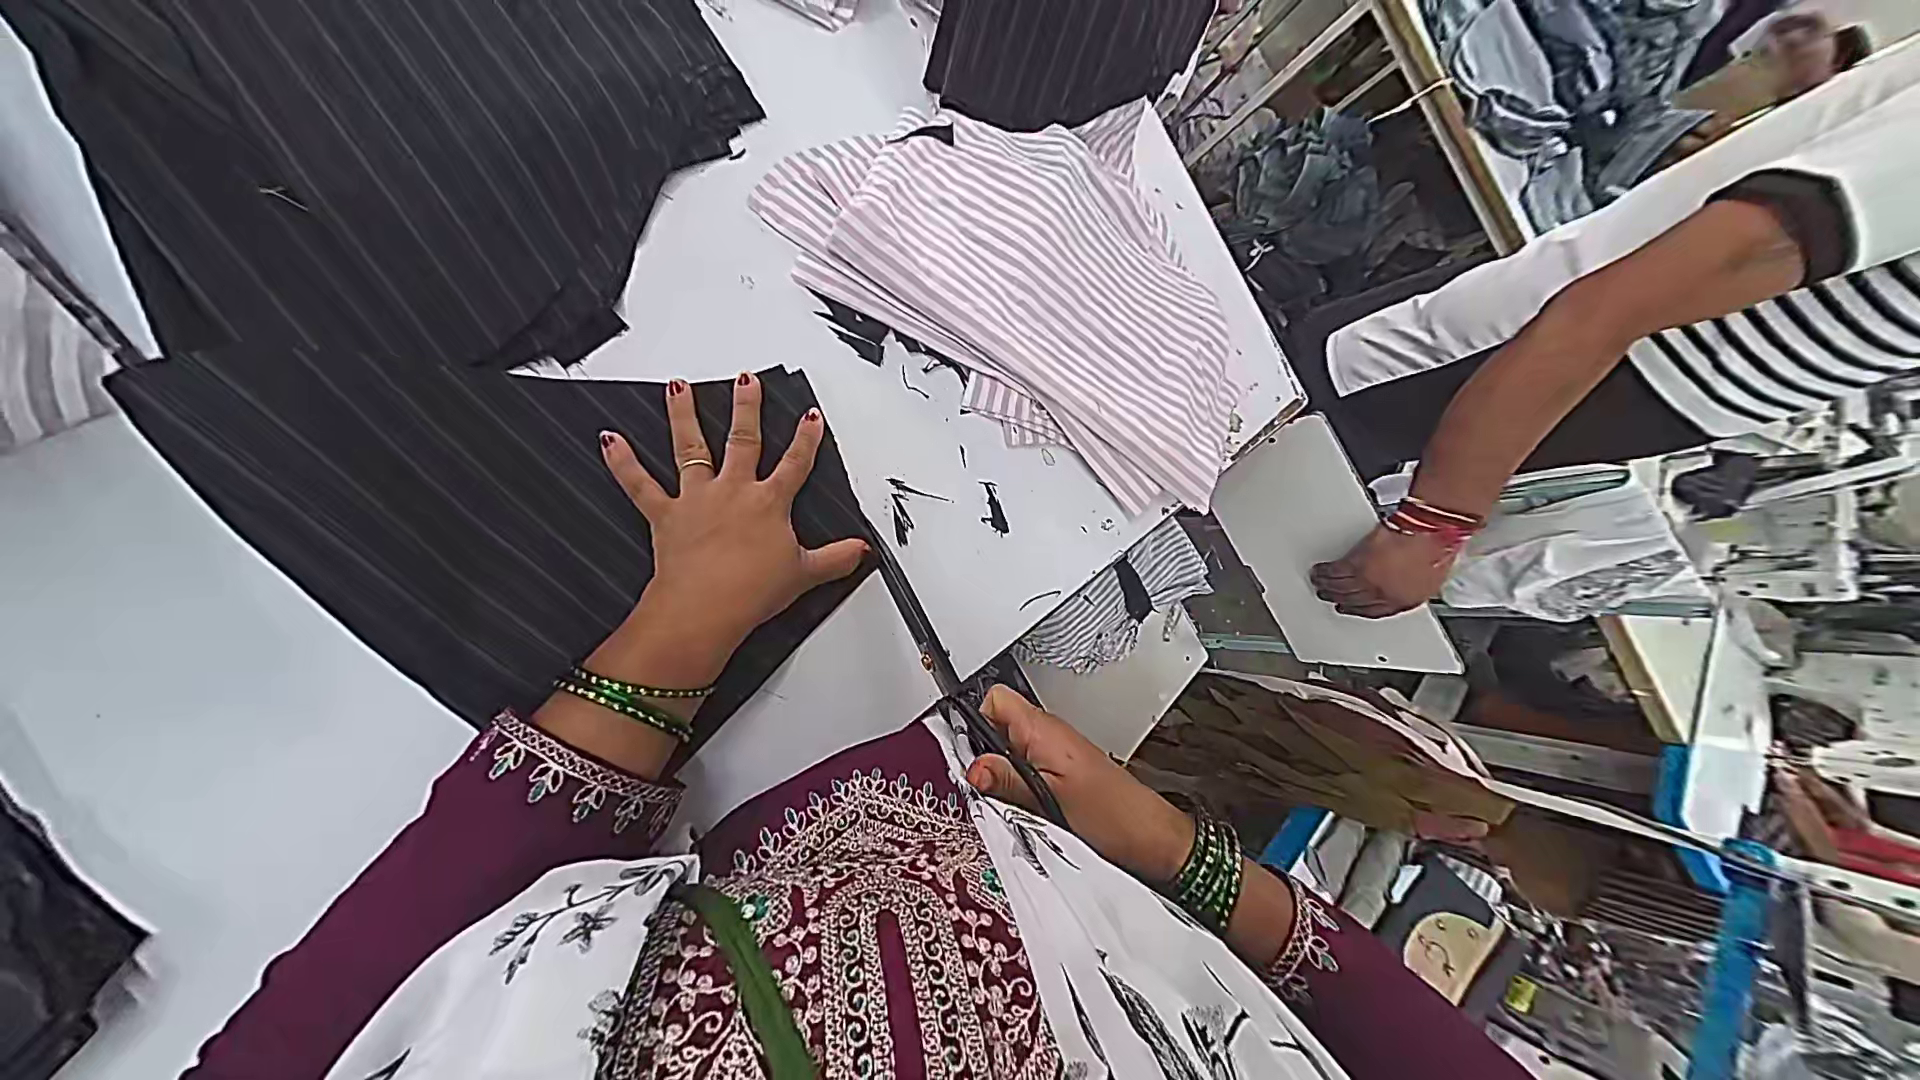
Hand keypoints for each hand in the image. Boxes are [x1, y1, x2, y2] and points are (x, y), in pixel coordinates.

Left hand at [598, 373, 868, 684]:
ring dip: (684, 414)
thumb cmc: (750, 590)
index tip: (811, 417)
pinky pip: (639, 484)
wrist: (705, 608)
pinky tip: (610, 439)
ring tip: (680, 387)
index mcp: (769, 503)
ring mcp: (697, 499)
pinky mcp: (666, 515)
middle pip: (743, 440)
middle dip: (747, 408)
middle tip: (746, 382)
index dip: (806, 438)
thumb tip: (860, 552)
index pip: (795, 463)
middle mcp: (733, 491)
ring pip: (691, 447)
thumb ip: (837, 559)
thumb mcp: (805, 575)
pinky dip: (623, 462)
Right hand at [966, 686, 1195, 883]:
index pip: (994, 700)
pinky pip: (1023, 767)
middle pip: (995, 726)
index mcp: (1041, 730)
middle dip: (984, 755)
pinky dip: (1017, 786)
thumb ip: (1007, 782)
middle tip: (987, 785)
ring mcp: (1052, 752)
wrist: (1148, 837)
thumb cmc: (1112, 815)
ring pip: (1007, 750)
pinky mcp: (1058, 771)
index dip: (973, 720)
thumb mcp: (1049, 801)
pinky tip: (1026, 808)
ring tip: (1012, 800)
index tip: (961, 751)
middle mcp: (1046, 735)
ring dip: (1001, 774)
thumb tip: (972, 768)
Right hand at [1309, 523, 1457, 617]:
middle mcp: (1384, 595)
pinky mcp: (1357, 565)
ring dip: (1327, 585)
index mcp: (1405, 600)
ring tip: (1319, 581)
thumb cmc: (1438, 548)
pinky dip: (1325, 572)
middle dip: (1339, 598)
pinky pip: (1335, 572)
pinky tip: (1321, 570)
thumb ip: (1408, 585)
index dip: (1359, 609)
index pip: (1375, 611)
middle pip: (1353, 600)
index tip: (1349, 606)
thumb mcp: (1430, 575)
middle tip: (1329, 594)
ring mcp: (1369, 581)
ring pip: (1340, 588)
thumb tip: (1395, 583)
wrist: (1432, 531)